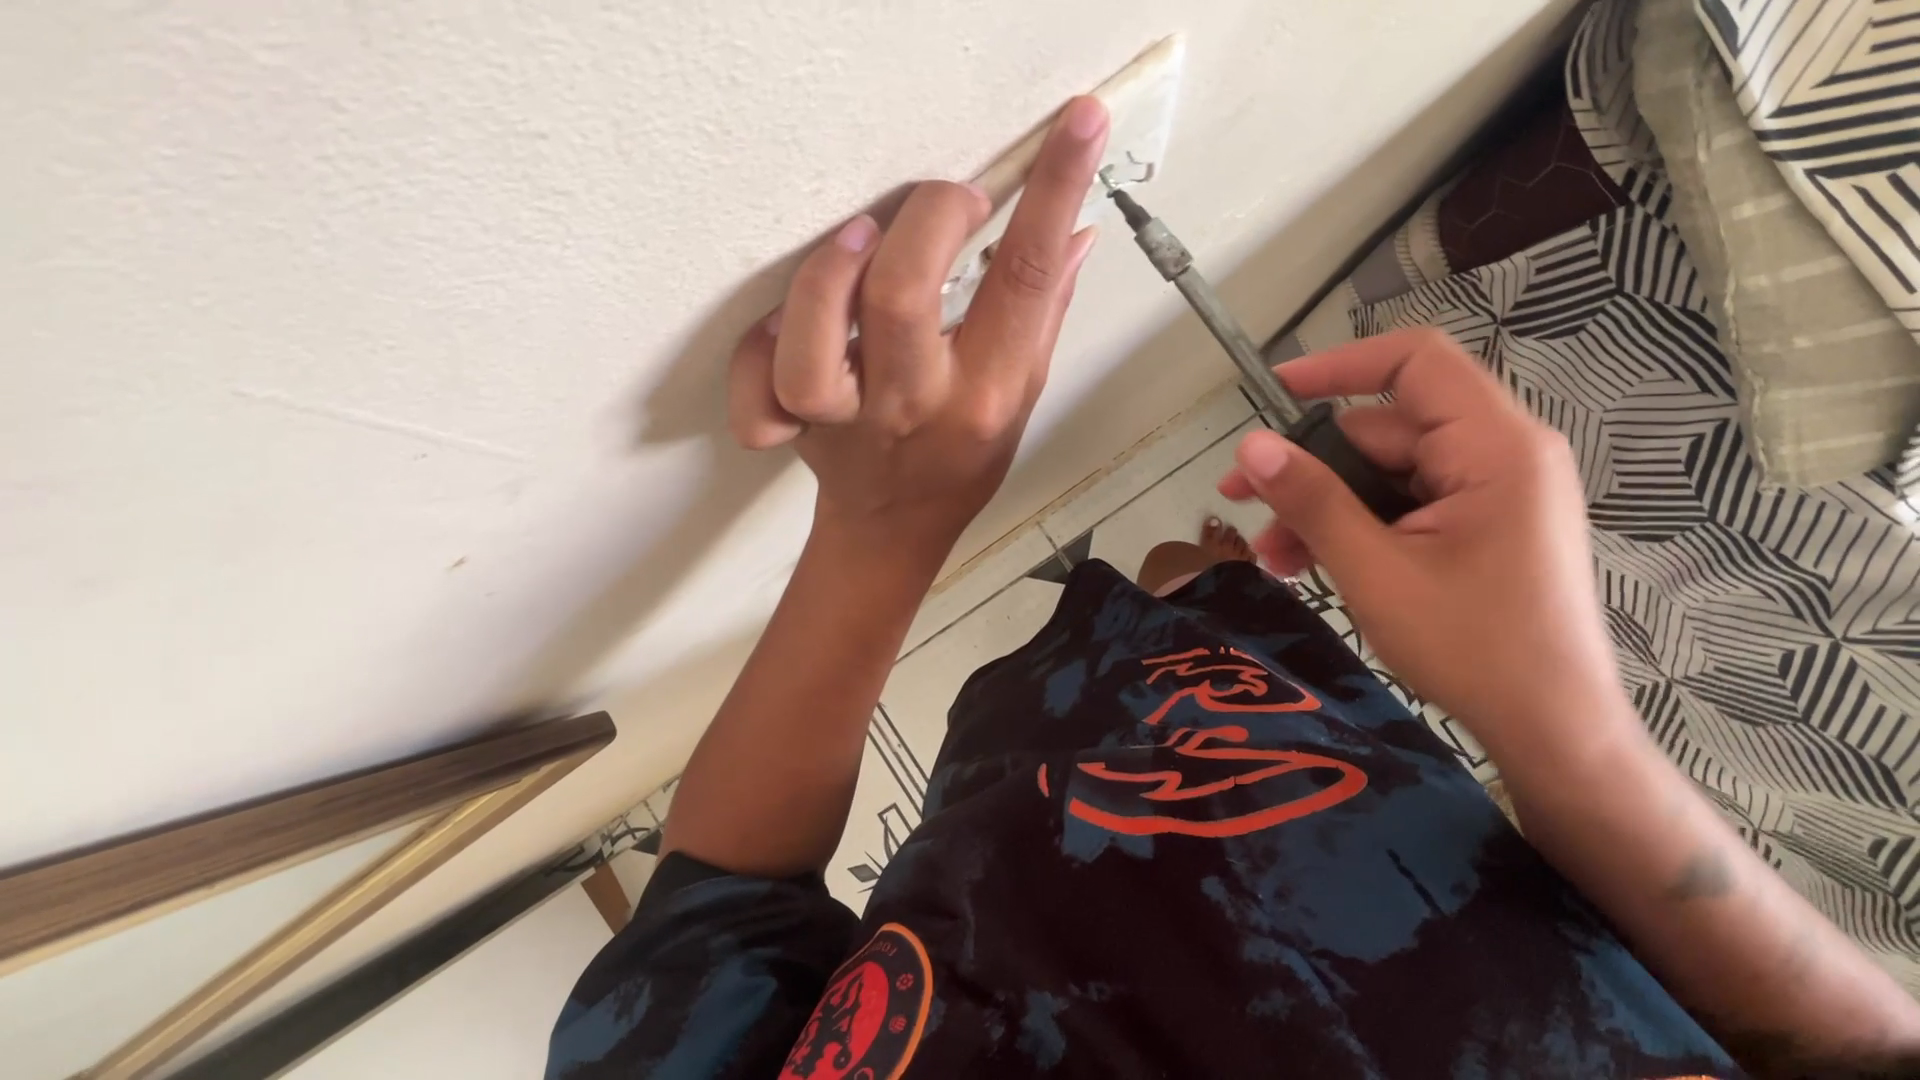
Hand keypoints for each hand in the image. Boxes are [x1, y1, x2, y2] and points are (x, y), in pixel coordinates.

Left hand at [728, 96, 1108, 552]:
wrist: (895, 526)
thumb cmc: (963, 462)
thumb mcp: (1024, 396)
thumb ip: (1045, 314)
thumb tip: (1073, 232)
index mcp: (985, 396)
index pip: (1026, 282)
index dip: (1053, 191)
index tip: (1076, 125)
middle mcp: (914, 404)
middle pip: (900, 296)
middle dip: (926, 219)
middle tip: (951, 203)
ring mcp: (845, 418)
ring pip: (811, 345)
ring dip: (830, 272)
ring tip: (860, 237)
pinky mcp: (792, 422)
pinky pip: (756, 378)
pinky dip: (762, 340)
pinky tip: (793, 324)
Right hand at [1219, 329, 1633, 759]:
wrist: (1551, 731)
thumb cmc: (1473, 647)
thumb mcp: (1375, 571)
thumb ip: (1312, 501)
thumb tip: (1249, 447)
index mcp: (1495, 447)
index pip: (1415, 363)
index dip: (1338, 365)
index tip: (1273, 393)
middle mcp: (1499, 456)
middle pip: (1384, 430)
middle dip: (1310, 469)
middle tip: (1242, 504)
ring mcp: (1489, 495)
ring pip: (1384, 476)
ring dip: (1322, 509)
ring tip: (1272, 559)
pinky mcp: (1478, 529)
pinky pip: (1401, 508)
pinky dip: (1353, 530)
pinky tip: (1307, 566)